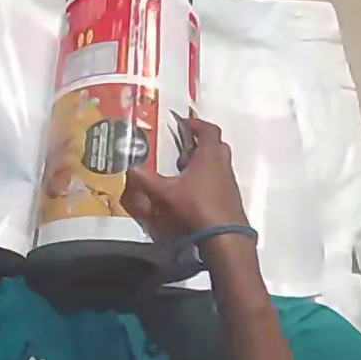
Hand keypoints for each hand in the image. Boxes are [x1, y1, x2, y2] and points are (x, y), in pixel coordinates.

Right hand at [121, 117, 248, 239]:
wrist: (224, 236)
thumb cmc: (196, 206)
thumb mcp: (165, 193)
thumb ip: (147, 180)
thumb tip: (130, 168)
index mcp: (209, 155)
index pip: (208, 129)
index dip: (196, 123)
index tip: (183, 123)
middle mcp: (223, 164)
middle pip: (214, 145)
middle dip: (198, 143)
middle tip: (182, 148)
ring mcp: (229, 181)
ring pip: (217, 163)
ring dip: (202, 162)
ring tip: (182, 172)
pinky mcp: (230, 196)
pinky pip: (218, 179)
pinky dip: (206, 178)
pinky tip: (192, 192)